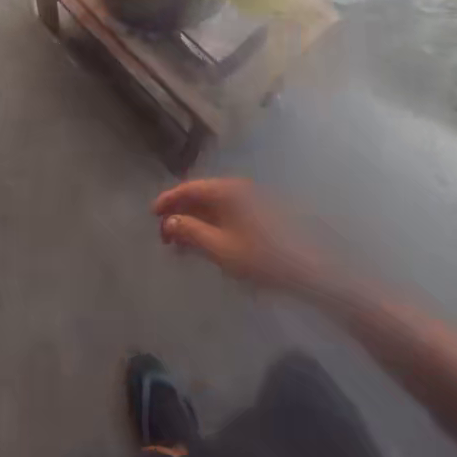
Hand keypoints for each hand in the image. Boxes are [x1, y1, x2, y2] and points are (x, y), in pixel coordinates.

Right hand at [153, 178, 329, 294]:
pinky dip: (211, 225)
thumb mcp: (219, 248)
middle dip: (181, 212)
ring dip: (195, 221)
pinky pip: (228, 213)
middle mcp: (239, 189)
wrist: (305, 268)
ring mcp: (252, 200)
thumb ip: (191, 232)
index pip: (190, 188)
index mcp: (228, 191)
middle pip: (202, 194)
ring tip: (180, 244)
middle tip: (164, 236)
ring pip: (215, 205)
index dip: (169, 200)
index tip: (151, 214)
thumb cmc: (260, 258)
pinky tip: (205, 243)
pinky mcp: (260, 213)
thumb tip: (170, 221)